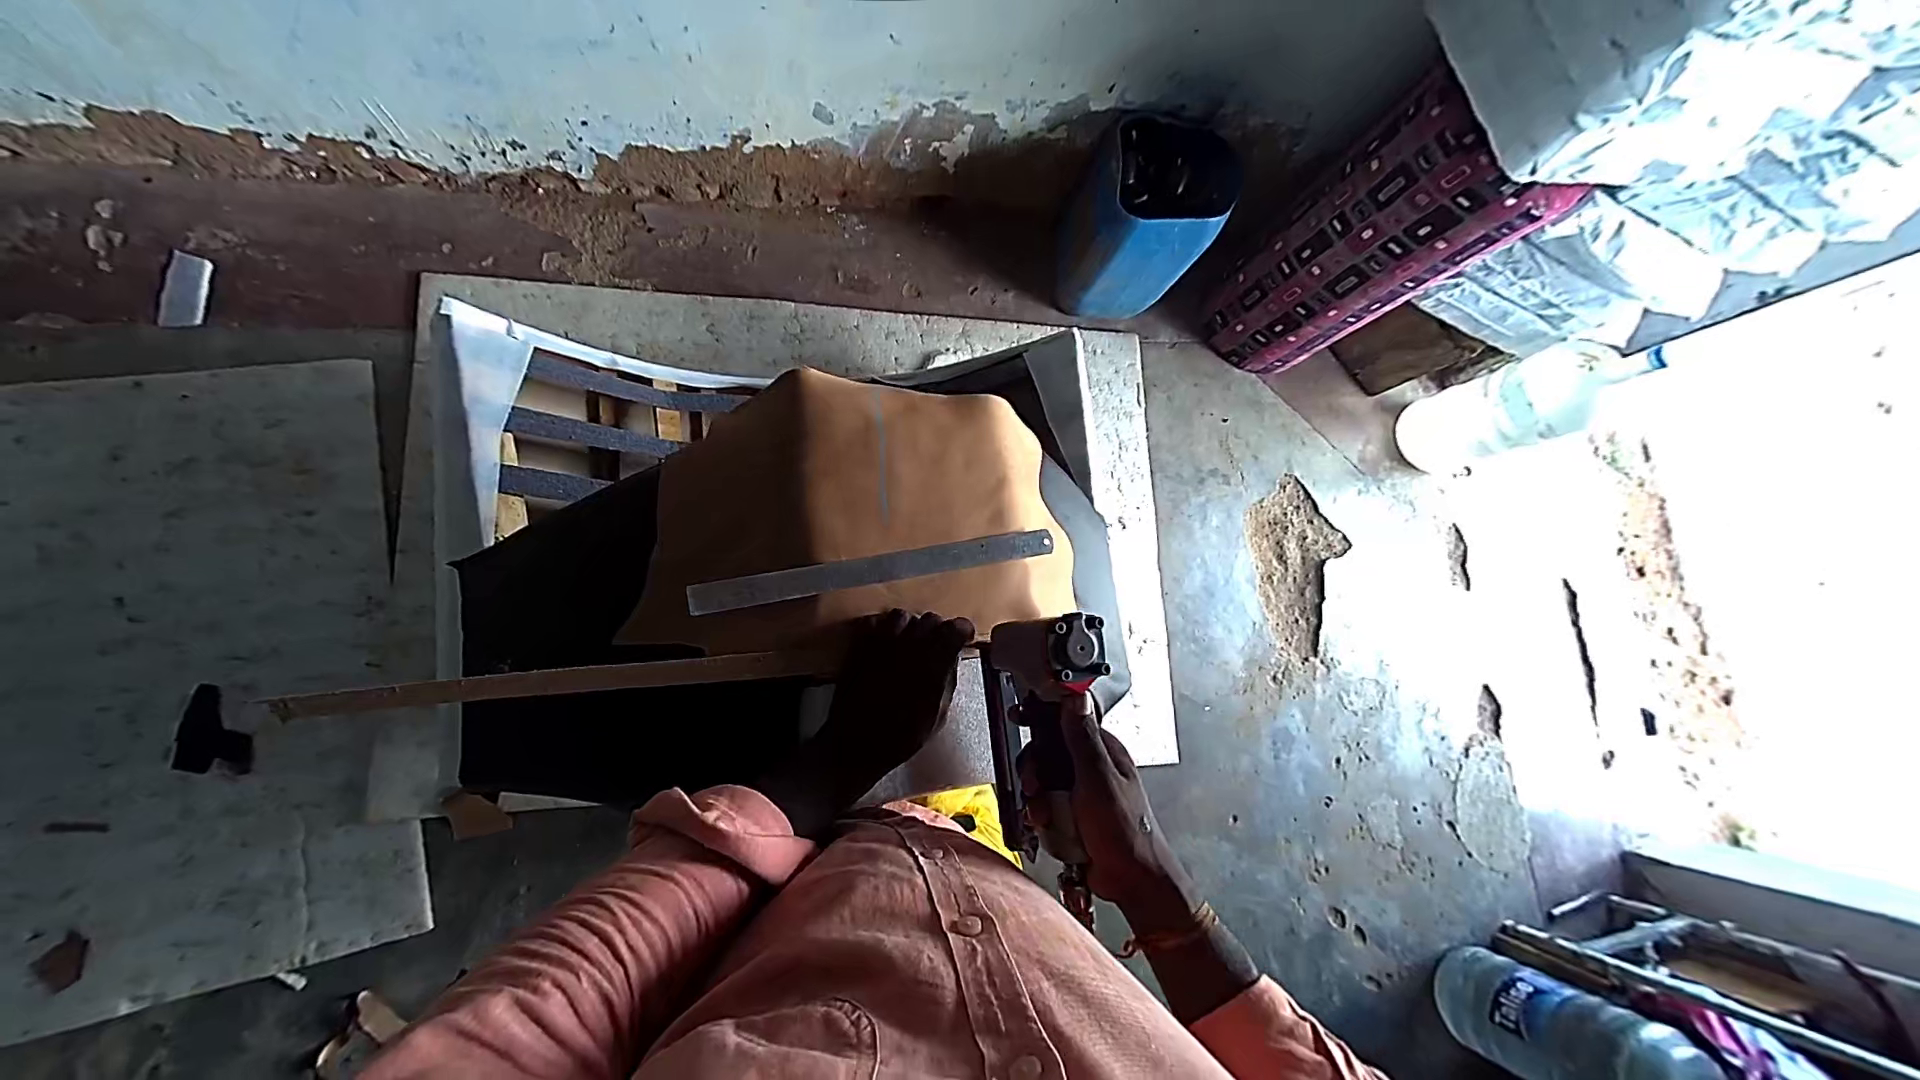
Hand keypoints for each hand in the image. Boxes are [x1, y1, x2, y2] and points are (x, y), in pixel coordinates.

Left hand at [757, 610, 973, 837]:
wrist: (857, 743)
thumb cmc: (902, 737)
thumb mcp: (939, 714)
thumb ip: (948, 680)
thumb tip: (951, 659)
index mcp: (933, 662)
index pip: (955, 628)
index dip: (962, 630)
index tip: (963, 637)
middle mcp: (909, 645)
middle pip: (930, 619)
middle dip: (937, 629)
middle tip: (936, 644)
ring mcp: (882, 642)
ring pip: (902, 615)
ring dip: (910, 626)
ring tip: (909, 641)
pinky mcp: (860, 645)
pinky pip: (876, 622)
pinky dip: (884, 627)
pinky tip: (886, 642)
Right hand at [1020, 694, 1196, 932]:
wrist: (1132, 883)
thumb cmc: (1126, 831)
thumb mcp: (1099, 780)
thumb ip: (1083, 739)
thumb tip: (1076, 696)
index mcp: (1102, 749)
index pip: (1065, 720)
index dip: (1041, 716)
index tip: (1020, 717)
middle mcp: (1090, 766)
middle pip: (1045, 752)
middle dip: (1035, 771)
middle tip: (1034, 787)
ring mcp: (1079, 791)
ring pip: (1042, 781)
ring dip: (1039, 800)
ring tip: (1046, 817)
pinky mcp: (1070, 813)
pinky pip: (1044, 805)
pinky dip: (1043, 817)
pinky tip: (1049, 828)